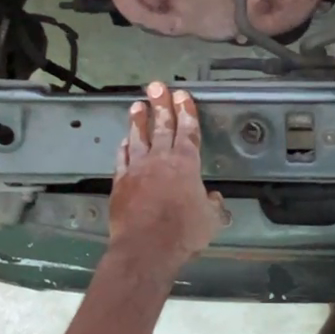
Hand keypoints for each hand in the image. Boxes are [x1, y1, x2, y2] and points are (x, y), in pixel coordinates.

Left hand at [109, 82, 226, 272]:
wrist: (145, 247)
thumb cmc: (183, 232)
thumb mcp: (210, 220)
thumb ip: (213, 206)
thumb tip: (214, 199)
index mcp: (186, 163)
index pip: (188, 130)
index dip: (186, 111)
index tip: (182, 94)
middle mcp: (161, 159)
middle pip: (162, 126)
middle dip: (161, 104)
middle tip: (156, 86)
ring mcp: (137, 169)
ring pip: (138, 138)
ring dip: (139, 120)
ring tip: (137, 104)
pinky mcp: (120, 182)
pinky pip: (122, 159)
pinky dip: (124, 148)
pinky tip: (123, 141)